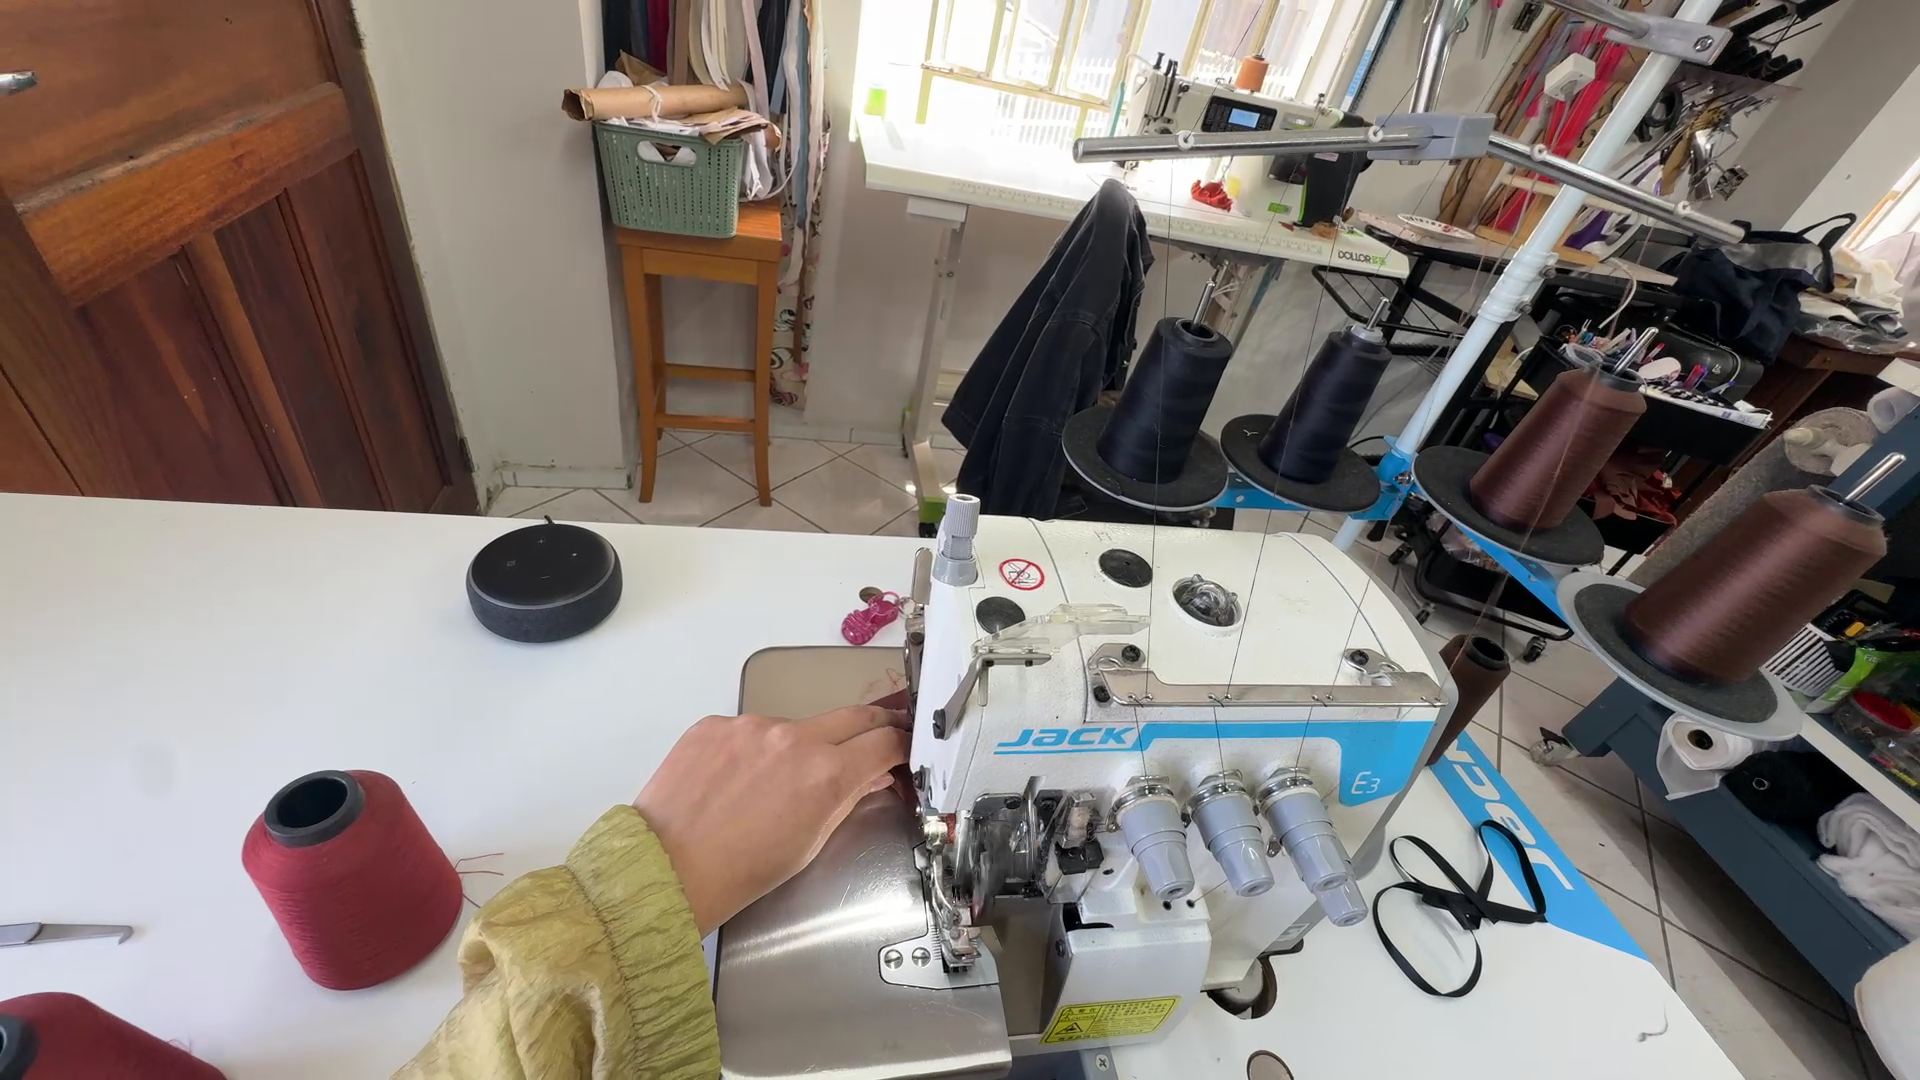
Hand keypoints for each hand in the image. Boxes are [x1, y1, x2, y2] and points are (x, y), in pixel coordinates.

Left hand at [634, 706, 910, 934]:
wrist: (665, 870)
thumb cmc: (741, 870)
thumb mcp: (811, 842)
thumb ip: (848, 798)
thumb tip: (873, 774)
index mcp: (826, 773)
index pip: (885, 740)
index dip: (901, 744)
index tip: (902, 747)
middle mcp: (794, 738)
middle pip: (854, 715)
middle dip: (872, 725)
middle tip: (876, 737)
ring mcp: (752, 725)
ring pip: (796, 725)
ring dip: (801, 744)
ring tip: (775, 783)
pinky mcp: (716, 723)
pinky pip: (751, 728)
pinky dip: (756, 747)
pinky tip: (738, 780)